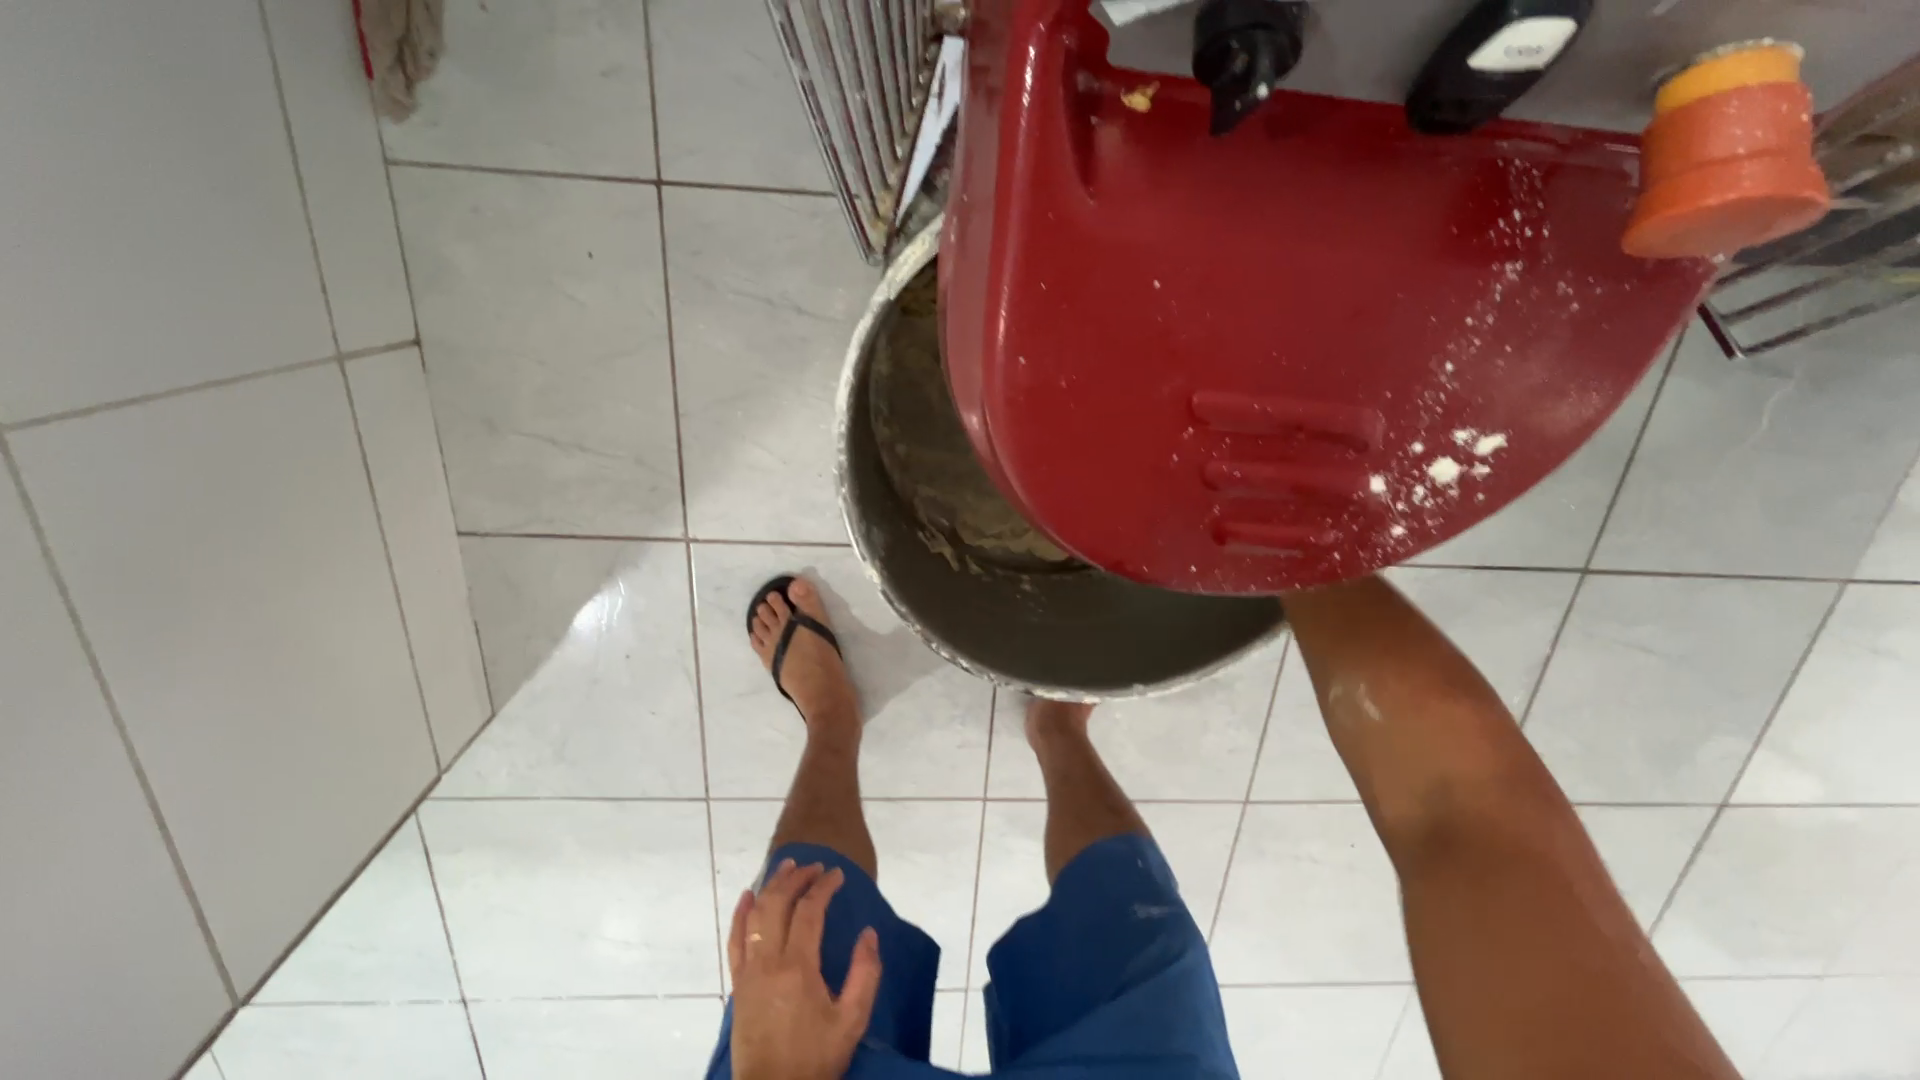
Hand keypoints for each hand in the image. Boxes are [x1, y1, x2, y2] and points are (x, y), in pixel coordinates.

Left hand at [728, 860, 882, 1079]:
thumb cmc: (815, 1058)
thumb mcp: (852, 1021)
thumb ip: (864, 974)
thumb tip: (869, 933)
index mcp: (798, 968)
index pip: (809, 911)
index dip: (824, 887)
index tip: (837, 875)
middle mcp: (768, 962)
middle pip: (778, 904)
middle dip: (796, 878)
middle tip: (815, 866)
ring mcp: (748, 972)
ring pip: (755, 915)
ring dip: (771, 886)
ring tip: (786, 867)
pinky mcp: (738, 984)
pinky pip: (735, 940)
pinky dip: (741, 913)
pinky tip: (747, 896)